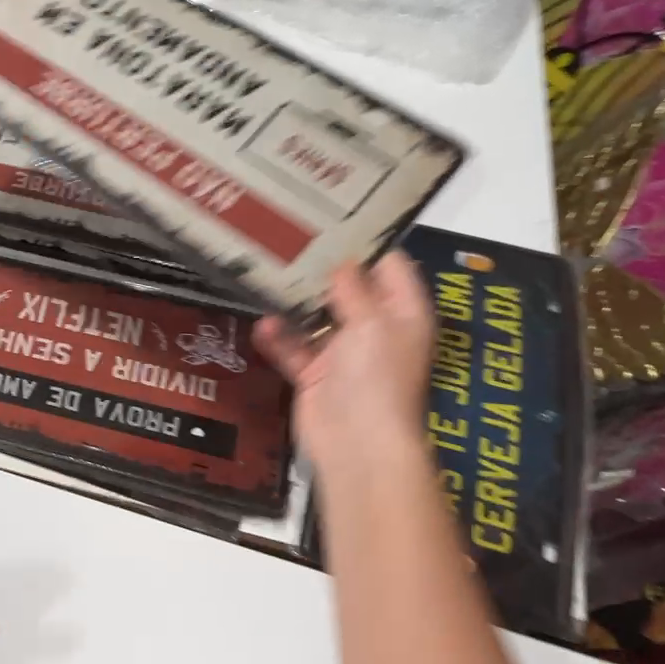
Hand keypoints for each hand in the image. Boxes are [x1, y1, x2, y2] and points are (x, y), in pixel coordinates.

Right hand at [254, 251, 436, 470]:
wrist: (355, 439)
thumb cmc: (376, 378)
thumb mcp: (371, 324)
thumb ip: (354, 291)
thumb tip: (340, 263)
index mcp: (403, 313)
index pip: (391, 268)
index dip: (367, 246)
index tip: (334, 223)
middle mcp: (375, 329)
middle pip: (348, 292)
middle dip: (322, 274)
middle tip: (290, 245)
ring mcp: (343, 353)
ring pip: (316, 321)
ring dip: (294, 306)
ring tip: (267, 279)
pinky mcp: (314, 375)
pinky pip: (293, 350)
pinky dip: (278, 339)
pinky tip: (261, 324)